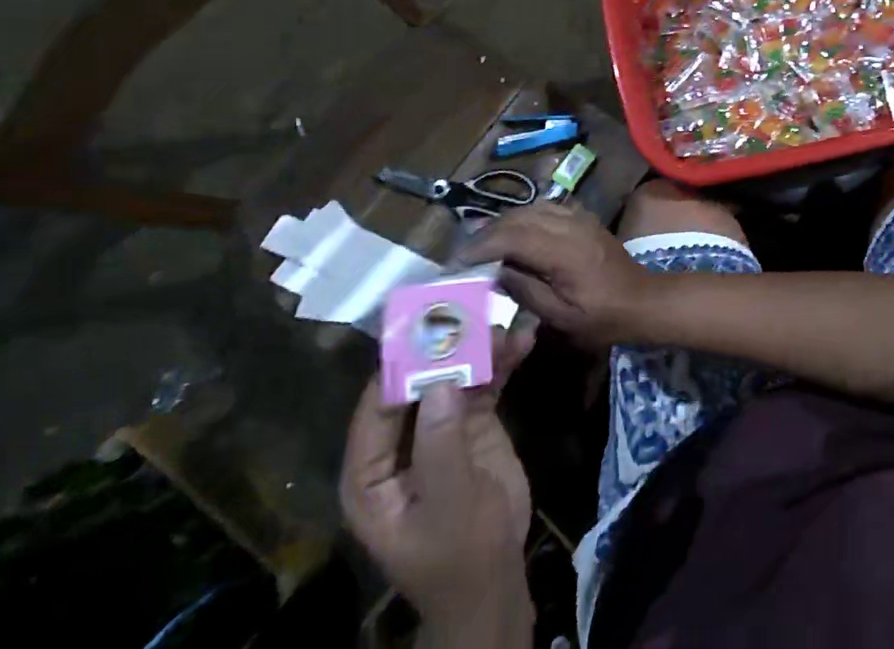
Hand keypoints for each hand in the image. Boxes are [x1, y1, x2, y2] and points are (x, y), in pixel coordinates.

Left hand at [340, 317, 537, 640]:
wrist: (497, 581)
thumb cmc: (459, 553)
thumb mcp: (446, 502)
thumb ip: (439, 441)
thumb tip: (439, 380)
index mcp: (370, 470)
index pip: (377, 406)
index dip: (400, 366)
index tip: (427, 325)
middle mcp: (399, 442)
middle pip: (418, 384)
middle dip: (447, 350)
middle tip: (473, 313)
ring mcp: (438, 432)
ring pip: (455, 380)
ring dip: (480, 352)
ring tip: (508, 328)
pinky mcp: (472, 429)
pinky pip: (483, 388)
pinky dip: (501, 365)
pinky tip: (522, 343)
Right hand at [457, 204, 656, 346]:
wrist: (642, 300)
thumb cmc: (602, 317)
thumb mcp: (559, 316)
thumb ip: (524, 290)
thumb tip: (493, 271)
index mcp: (563, 251)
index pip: (512, 236)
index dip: (480, 246)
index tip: (457, 262)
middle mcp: (570, 226)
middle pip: (518, 218)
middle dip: (487, 233)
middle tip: (464, 255)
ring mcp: (579, 218)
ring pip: (531, 208)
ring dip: (504, 224)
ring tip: (484, 245)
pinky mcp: (584, 219)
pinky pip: (547, 208)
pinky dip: (525, 218)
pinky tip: (515, 235)